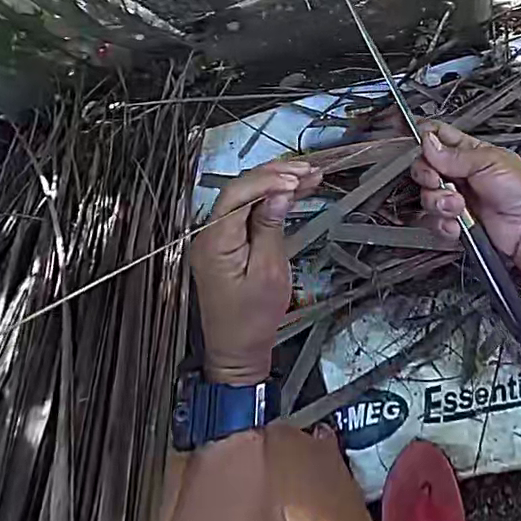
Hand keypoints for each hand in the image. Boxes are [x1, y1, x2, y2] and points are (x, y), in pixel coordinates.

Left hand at [192, 159, 322, 384]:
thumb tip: (279, 194)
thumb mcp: (269, 272)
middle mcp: (210, 234)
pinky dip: (273, 199)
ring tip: (309, 175)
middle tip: (308, 171)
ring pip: (248, 196)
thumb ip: (270, 227)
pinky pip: (250, 210)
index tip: (296, 180)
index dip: (268, 181)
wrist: (238, 350)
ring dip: (278, 183)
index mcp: (215, 242)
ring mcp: (218, 237)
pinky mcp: (230, 241)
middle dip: (276, 175)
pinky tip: (296, 191)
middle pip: (241, 189)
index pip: (238, 194)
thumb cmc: (252, 318)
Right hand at [413, 122, 520, 257]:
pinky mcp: (455, 222)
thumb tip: (429, 143)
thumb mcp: (490, 162)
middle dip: (427, 174)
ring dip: (438, 202)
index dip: (424, 136)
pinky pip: (433, 221)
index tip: (416, 139)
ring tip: (458, 205)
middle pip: (425, 167)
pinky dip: (443, 223)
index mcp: (471, 152)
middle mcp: (461, 174)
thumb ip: (455, 155)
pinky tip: (458, 222)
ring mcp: (457, 198)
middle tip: (437, 179)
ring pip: (427, 195)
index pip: (439, 137)